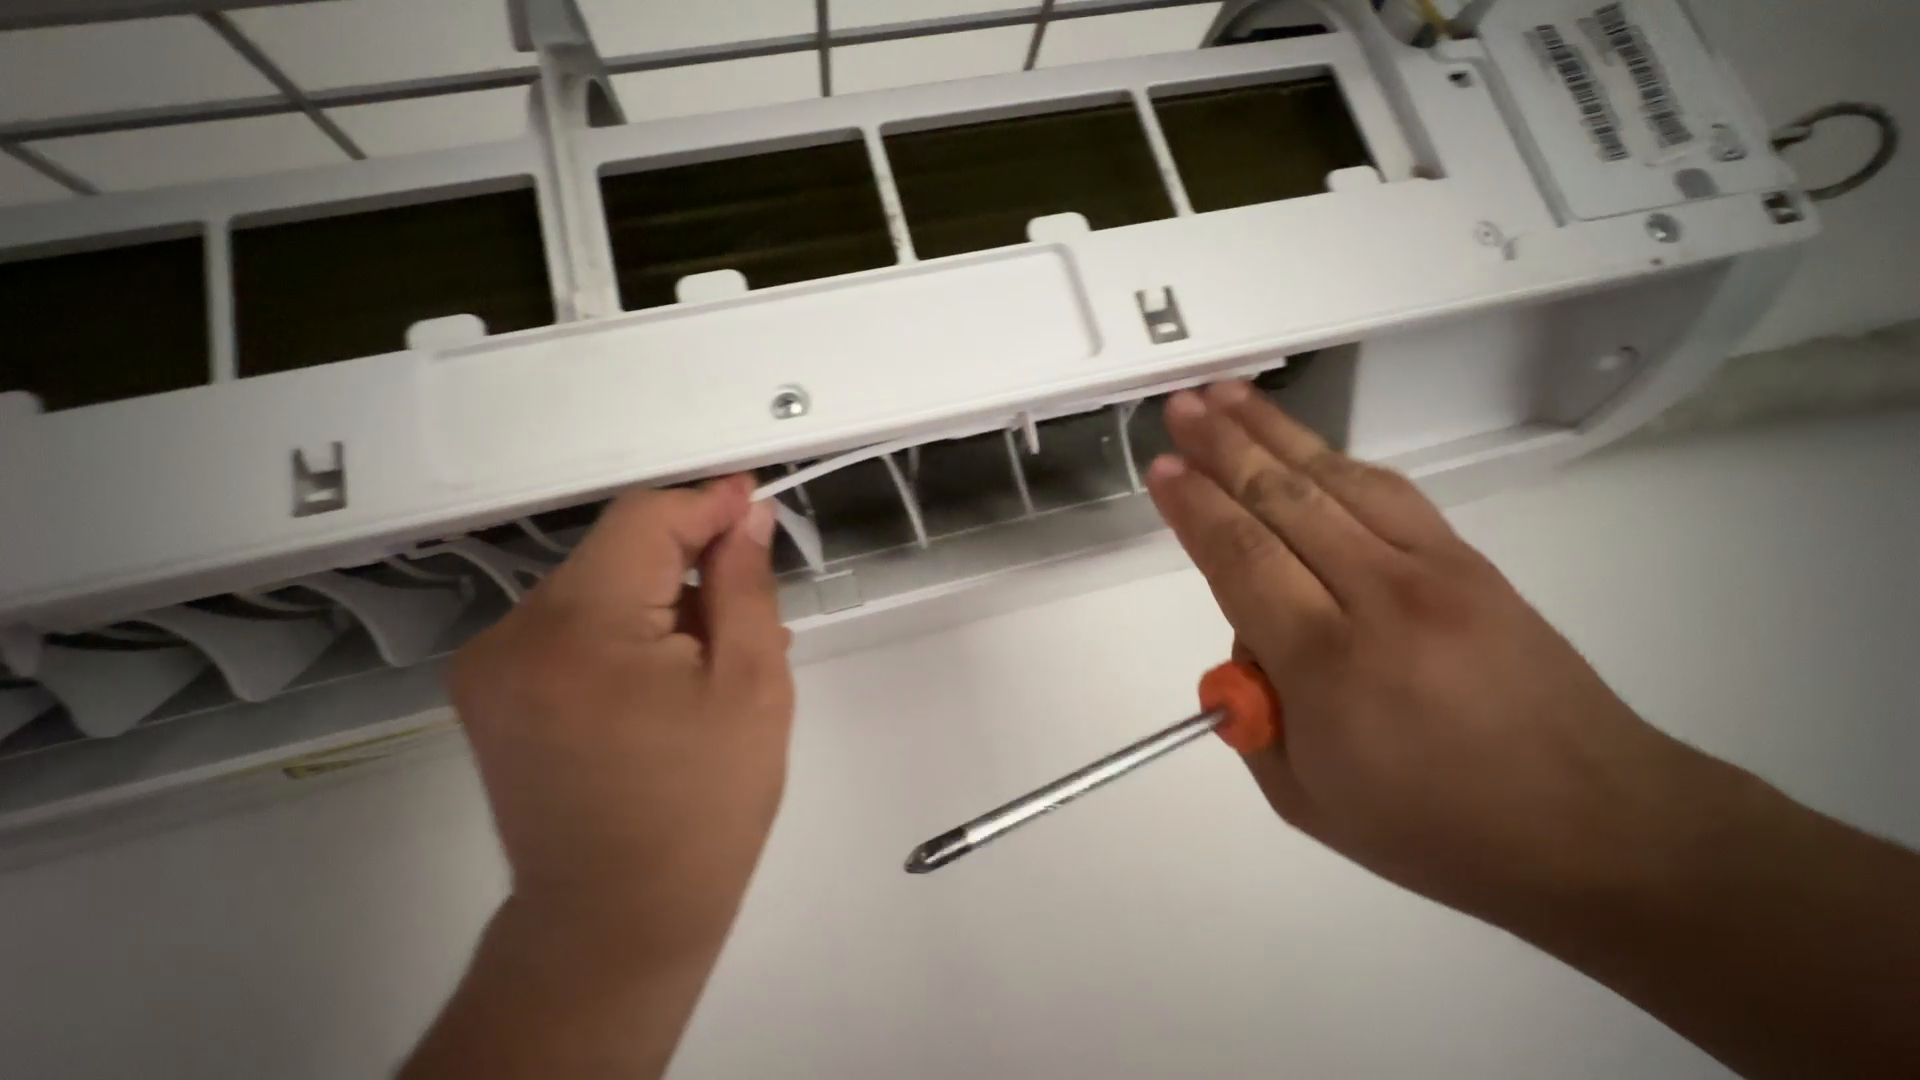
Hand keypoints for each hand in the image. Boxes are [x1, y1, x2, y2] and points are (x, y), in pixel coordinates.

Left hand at [449, 476, 793, 949]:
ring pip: (595, 590)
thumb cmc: (703, 809)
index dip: (706, 505)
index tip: (756, 506)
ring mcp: (489, 666)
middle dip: (689, 566)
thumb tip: (748, 515)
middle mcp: (513, 635)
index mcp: (579, 631)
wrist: (614, 921)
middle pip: (616, 555)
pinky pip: (570, 628)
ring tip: (716, 658)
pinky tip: (665, 678)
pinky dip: (623, 633)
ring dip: (660, 603)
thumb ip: (745, 587)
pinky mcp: (489, 693)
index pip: (643, 522)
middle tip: (753, 613)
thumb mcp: (751, 689)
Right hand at [1146, 383, 1700, 926]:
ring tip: (1227, 396)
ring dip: (1275, 433)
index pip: (1242, 558)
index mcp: (1328, 663)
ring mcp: (1433, 571)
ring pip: (1336, 481)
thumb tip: (1250, 641)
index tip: (1161, 469)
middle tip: (1180, 407)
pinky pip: (1389, 494)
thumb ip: (1254, 716)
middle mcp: (1378, 598)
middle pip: (1283, 500)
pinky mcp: (1471, 564)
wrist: (1596, 826)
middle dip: (1223, 446)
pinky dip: (1337, 461)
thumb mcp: (1306, 798)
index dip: (1194, 507)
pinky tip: (1307, 446)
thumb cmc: (1436, 829)